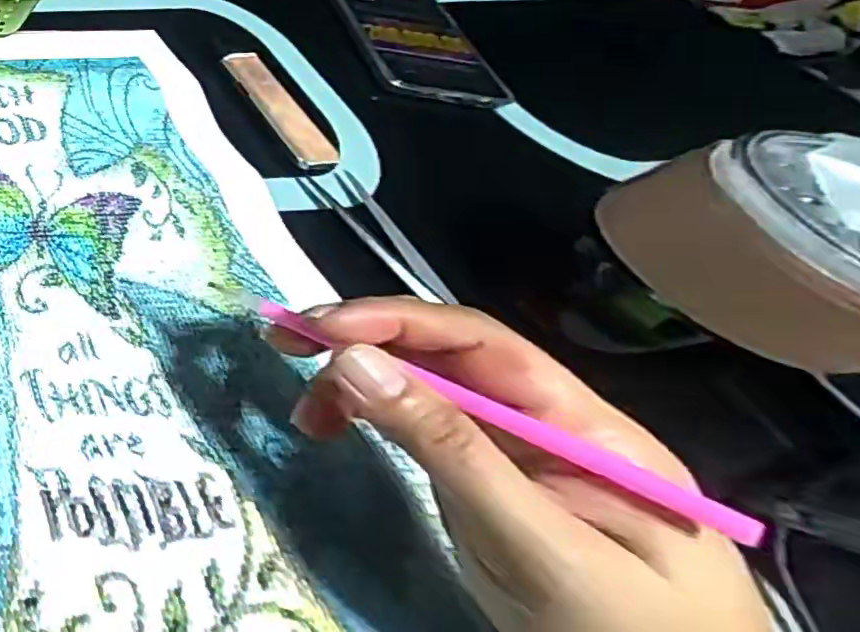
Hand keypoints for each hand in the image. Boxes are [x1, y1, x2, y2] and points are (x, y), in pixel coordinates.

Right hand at [266, 296, 767, 631]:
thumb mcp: (536, 545)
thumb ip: (448, 447)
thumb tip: (350, 357)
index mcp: (583, 423)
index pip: (478, 340)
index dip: (395, 320)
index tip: (321, 326)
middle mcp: (540, 420)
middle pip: (436, 354)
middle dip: (357, 342)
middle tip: (284, 342)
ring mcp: (505, 447)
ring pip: (412, 383)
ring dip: (349, 382)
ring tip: (306, 413)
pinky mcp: (472, 474)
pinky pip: (406, 422)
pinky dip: (360, 414)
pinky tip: (329, 426)